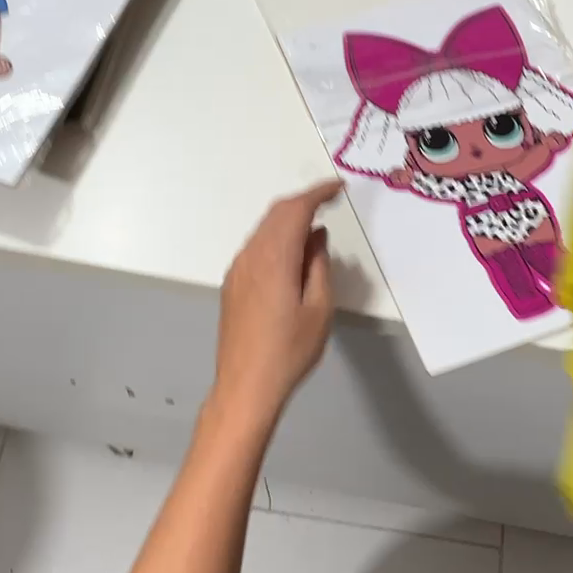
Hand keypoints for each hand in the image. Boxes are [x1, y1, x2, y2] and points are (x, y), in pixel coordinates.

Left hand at [214, 180, 341, 415]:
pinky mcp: (233, 284)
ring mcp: (237, 270)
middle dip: (303, 202)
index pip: (295, 210)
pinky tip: (293, 255)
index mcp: (273, 258)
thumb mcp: (319, 308)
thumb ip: (319, 266)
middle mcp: (250, 256)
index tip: (339, 188)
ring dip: (288, 221)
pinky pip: (256, 247)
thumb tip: (316, 237)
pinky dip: (277, 239)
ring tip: (316, 228)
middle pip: (276, 214)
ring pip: (263, 230)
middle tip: (331, 202)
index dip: (318, 193)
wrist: (246, 384)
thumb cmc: (289, 350)